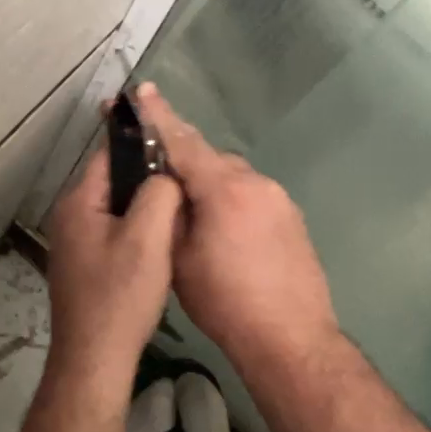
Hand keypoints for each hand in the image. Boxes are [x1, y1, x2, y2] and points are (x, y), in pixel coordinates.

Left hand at [43, 142, 183, 389]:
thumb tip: (166, 174)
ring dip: (144, 209)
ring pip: (115, 209)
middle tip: (186, 184)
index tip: (178, 149)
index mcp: (78, 201)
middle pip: (113, 182)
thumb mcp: (148, 237)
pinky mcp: (83, 265)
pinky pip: (113, 233)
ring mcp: (74, 243)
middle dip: (147, 179)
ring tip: (180, 211)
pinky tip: (161, 244)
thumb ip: (159, 193)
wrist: (94, 360)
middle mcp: (69, 216)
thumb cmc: (120, 295)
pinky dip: (136, 232)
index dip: (143, 146)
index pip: (110, 154)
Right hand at [133, 83, 339, 369]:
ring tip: (189, 212)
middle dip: (181, 158)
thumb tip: (165, 184)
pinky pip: (250, 194)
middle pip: (208, 156)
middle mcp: (255, 181)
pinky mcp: (290, 216)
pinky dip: (229, 198)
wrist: (291, 340)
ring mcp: (278, 197)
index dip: (157, 116)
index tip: (140, 91)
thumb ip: (168, 210)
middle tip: (154, 171)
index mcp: (223, 188)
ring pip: (230, 175)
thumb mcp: (178, 258)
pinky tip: (222, 229)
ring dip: (207, 182)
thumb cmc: (225, 302)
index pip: (182, 141)